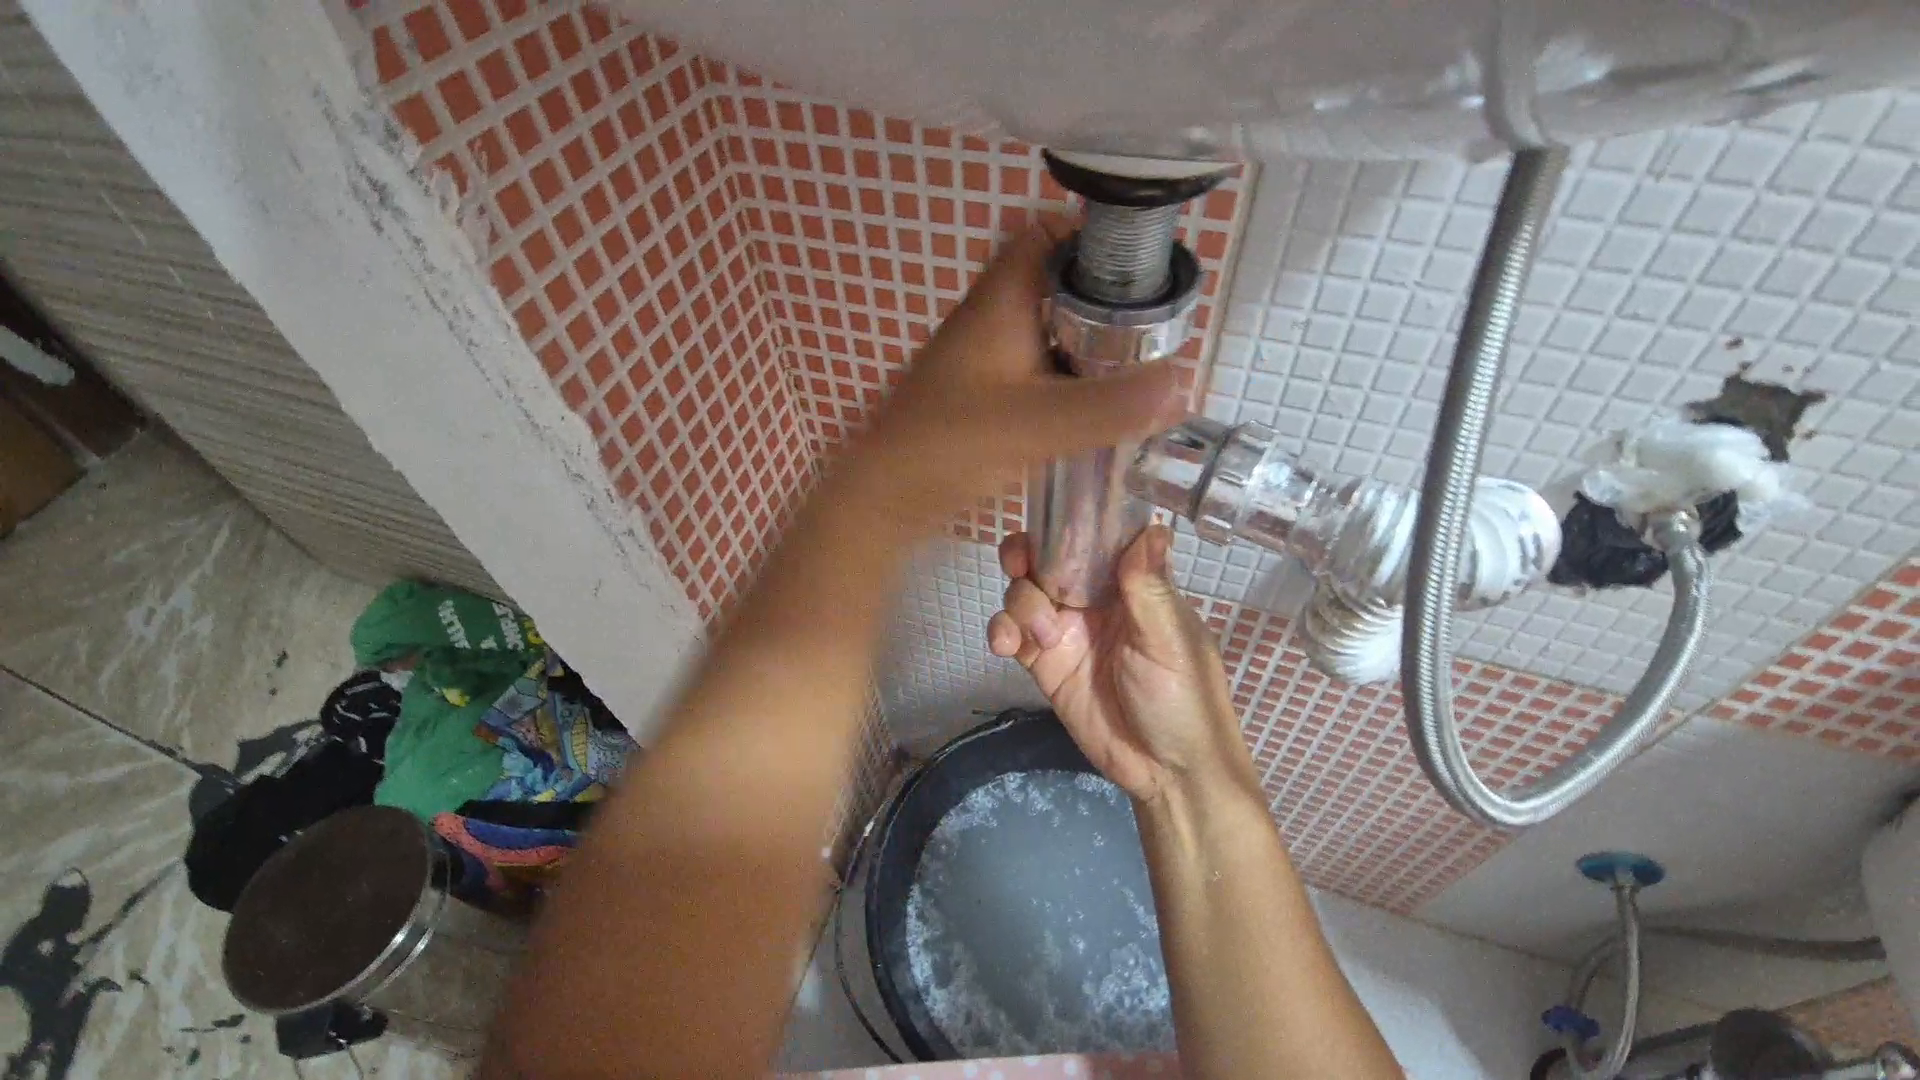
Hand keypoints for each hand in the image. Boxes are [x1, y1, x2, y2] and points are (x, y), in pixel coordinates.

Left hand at [848, 222, 1183, 530]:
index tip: (1148, 268)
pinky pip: (1043, 371)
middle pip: (1061, 284)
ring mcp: (989, 357)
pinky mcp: (988, 395)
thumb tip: (1184, 383)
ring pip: (1055, 331)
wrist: (886, 496)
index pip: (1050, 234)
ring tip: (1146, 370)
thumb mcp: (1035, 424)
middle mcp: (994, 318)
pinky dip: (1074, 382)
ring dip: (1095, 347)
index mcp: (1001, 300)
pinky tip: (1102, 410)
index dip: (1098, 238)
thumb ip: (1108, 406)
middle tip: (1159, 331)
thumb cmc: (948, 446)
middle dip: (1110, 303)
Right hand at [988, 524, 1259, 804]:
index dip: (1068, 522)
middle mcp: (1094, 601)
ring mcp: (1066, 631)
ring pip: (1024, 594)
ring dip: (1019, 602)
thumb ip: (1150, 588)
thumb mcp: (1171, 643)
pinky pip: (1012, 636)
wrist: (1168, 773)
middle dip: (1026, 554)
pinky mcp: (1044, 665)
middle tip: (1020, 565)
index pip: (1094, 538)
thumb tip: (1151, 528)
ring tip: (1040, 636)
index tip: (1049, 518)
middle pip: (1048, 559)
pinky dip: (1001, 632)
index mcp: (1132, 585)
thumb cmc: (1184, 699)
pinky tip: (1006, 645)